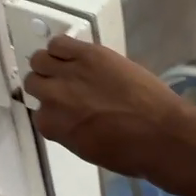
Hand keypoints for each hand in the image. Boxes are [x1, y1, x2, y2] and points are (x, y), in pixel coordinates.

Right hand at [24, 36, 193, 177]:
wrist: (161, 133)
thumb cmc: (129, 153)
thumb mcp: (88, 150)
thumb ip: (68, 131)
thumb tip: (67, 118)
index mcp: (53, 126)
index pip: (38, 113)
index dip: (52, 110)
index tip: (65, 110)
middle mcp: (53, 97)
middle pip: (33, 82)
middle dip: (46, 86)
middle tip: (65, 87)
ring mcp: (70, 73)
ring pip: (40, 59)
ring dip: (50, 65)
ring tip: (68, 68)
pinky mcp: (89, 54)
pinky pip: (60, 43)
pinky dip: (62, 48)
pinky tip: (75, 55)